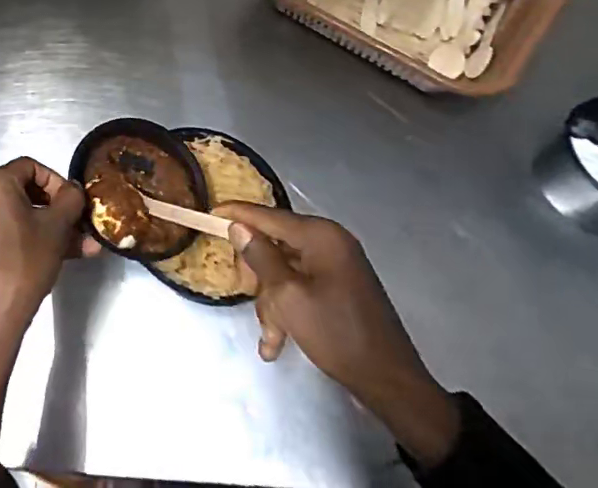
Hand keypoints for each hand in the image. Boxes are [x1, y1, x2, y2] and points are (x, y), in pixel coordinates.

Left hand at [0, 157, 96, 334]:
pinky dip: (41, 239)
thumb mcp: (56, 227)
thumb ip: (70, 200)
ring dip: (57, 227)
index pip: (31, 166)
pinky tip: (71, 256)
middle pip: (29, 190)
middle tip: (81, 224)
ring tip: (86, 246)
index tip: (73, 202)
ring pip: (27, 215)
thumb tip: (74, 189)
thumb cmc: (26, 259)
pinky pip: (18, 232)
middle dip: (60, 207)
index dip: (57, 180)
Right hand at [218, 204, 460, 468]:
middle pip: (272, 244)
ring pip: (282, 269)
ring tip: (270, 337)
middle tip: (243, 294)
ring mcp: (335, 264)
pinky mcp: (338, 284)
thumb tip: (237, 226)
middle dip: (257, 275)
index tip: (206, 215)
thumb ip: (259, 256)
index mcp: (320, 236)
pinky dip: (286, 306)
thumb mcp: (288, 296)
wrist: (391, 384)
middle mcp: (328, 241)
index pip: (266, 215)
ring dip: (271, 300)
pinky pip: (299, 284)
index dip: (234, 214)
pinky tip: (277, 340)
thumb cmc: (337, 334)